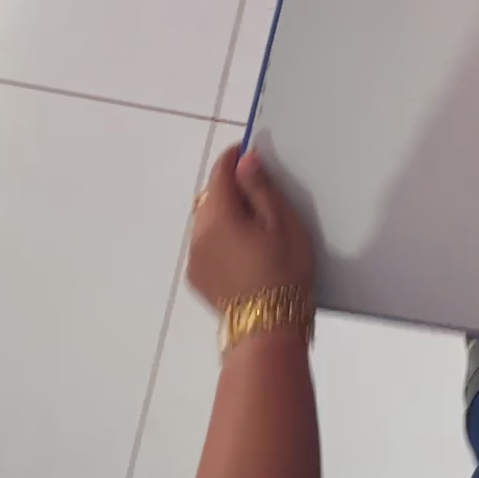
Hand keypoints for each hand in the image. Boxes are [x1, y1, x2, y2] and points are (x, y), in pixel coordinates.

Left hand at [187, 144, 315, 310]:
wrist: (268, 328)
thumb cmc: (283, 268)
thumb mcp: (282, 222)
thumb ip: (260, 188)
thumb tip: (245, 159)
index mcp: (218, 216)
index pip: (219, 173)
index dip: (234, 157)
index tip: (250, 149)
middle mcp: (197, 234)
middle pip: (209, 197)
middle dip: (229, 185)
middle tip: (259, 186)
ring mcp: (194, 259)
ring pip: (206, 221)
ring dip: (225, 211)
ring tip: (254, 220)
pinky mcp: (198, 278)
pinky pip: (206, 243)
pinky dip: (221, 234)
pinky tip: (244, 246)